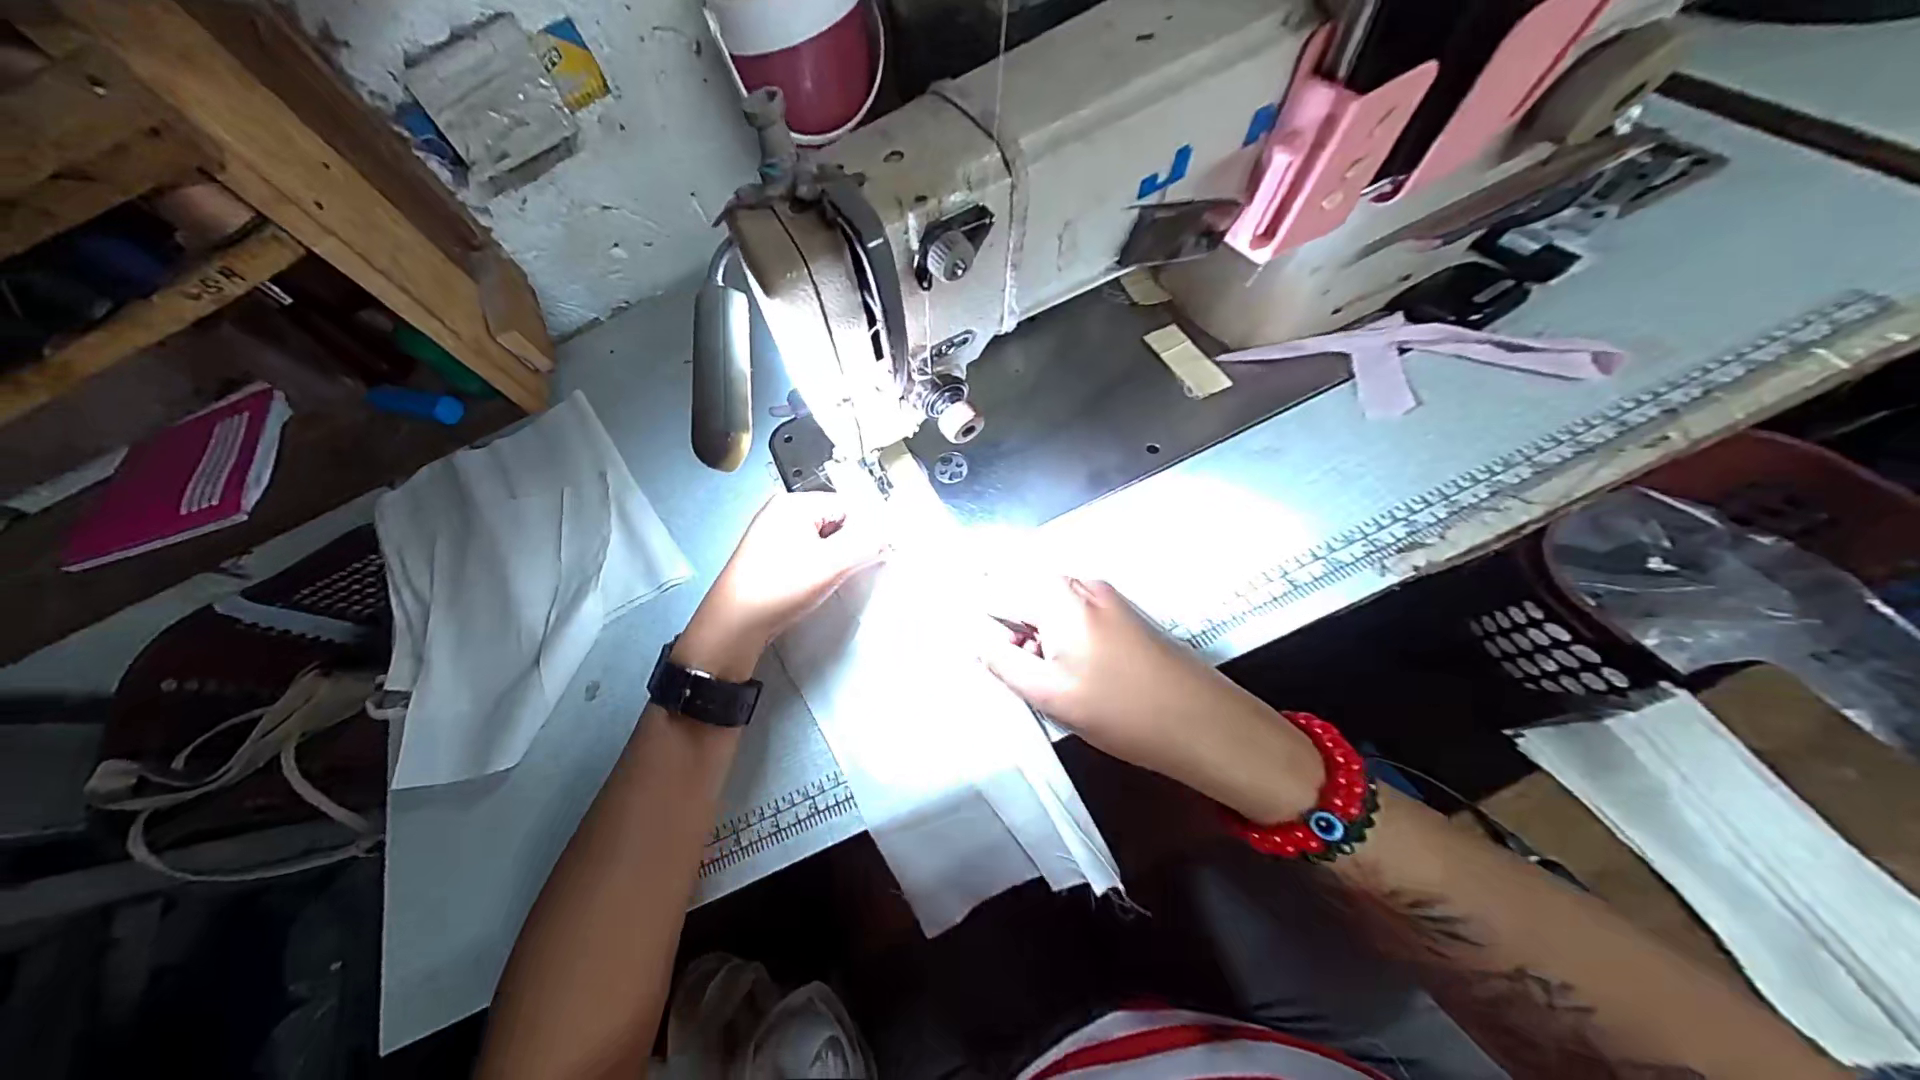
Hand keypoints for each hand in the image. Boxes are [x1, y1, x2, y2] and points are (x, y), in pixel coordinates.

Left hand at [675, 492, 888, 680]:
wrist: (733, 625)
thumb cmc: (777, 589)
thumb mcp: (832, 564)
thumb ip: (867, 545)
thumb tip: (889, 536)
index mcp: (794, 504)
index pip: (849, 505)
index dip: (866, 530)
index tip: (875, 554)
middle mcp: (781, 513)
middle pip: (836, 521)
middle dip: (850, 546)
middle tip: (847, 571)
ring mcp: (773, 535)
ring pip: (823, 541)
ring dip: (834, 560)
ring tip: (827, 581)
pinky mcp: (770, 558)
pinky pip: (807, 554)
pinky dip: (817, 568)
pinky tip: (813, 586)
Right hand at [976, 577, 1323, 823]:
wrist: (1205, 723)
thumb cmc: (1123, 711)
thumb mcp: (1049, 692)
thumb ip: (1001, 659)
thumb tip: (974, 635)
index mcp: (1058, 594)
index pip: (991, 588)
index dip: (976, 618)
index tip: (975, 649)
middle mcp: (1080, 583)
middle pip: (1018, 590)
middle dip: (1005, 625)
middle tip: (1010, 670)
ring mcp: (1104, 595)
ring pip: (1043, 604)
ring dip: (1031, 633)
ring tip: (1042, 677)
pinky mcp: (1119, 613)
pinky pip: (1069, 613)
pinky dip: (1055, 636)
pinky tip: (1068, 673)